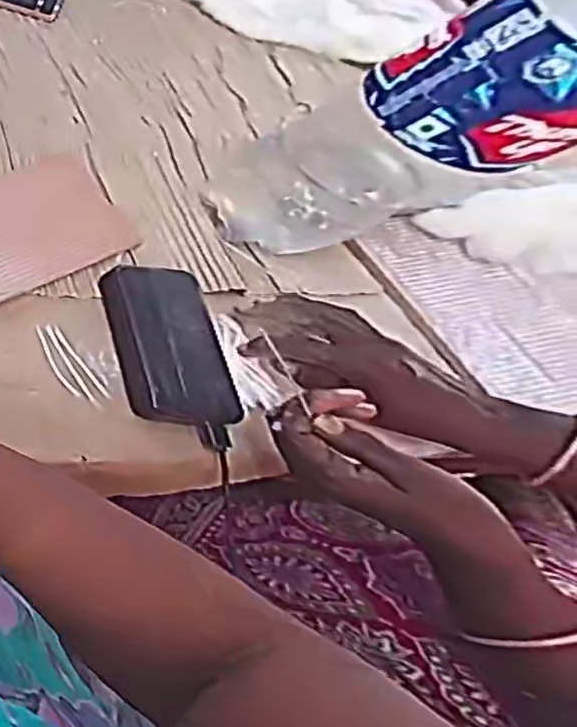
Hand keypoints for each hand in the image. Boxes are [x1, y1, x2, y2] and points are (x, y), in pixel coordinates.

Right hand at [240, 297, 572, 477]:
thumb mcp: (363, 412)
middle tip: (247, 313)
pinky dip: (320, 310)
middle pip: (312, 318)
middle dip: (275, 314)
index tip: (246, 349)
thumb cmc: (425, 423)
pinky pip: (346, 316)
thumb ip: (323, 390)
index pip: (299, 345)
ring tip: (269, 304)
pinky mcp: (390, 342)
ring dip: (295, 307)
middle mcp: (369, 345)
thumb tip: (294, 374)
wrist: (479, 422)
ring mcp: (382, 340)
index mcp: (359, 363)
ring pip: (329, 313)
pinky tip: (310, 311)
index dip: (266, 346)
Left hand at [272, 389, 519, 551]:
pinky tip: (357, 421)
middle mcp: (312, 476)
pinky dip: (328, 426)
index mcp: (325, 474)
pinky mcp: (332, 476)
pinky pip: (313, 443)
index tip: (349, 396)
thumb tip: (319, 419)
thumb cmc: (449, 508)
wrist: (468, 542)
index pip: (291, 426)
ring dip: (322, 413)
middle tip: (357, 399)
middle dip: (314, 405)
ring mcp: (319, 477)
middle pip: (288, 427)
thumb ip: (357, 443)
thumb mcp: (407, 469)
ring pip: (298, 432)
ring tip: (363, 407)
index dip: (311, 403)